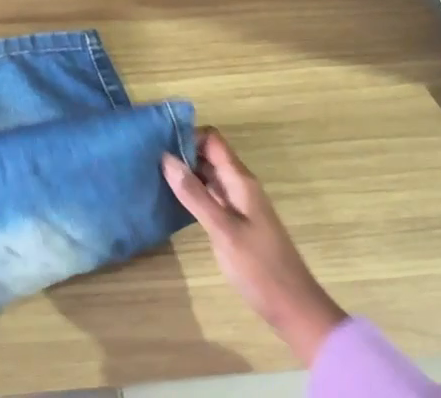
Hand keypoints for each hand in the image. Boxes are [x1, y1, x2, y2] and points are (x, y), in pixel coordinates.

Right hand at [163, 128, 346, 362]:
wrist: (291, 305)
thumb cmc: (258, 266)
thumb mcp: (222, 229)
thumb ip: (194, 195)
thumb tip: (166, 158)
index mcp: (241, 181)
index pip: (213, 140)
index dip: (187, 136)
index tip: (158, 144)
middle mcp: (240, 186)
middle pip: (209, 155)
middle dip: (182, 153)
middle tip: (149, 160)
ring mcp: (238, 204)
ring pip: (209, 176)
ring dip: (185, 173)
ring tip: (154, 176)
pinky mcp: (234, 222)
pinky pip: (211, 196)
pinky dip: (193, 193)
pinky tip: (172, 201)